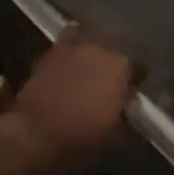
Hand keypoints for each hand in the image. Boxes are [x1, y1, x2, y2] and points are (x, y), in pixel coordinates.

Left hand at [0, 31, 134, 169]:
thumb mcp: (116, 133)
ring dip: (97, 46)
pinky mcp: (51, 50)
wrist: (34, 134)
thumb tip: (127, 101)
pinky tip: (74, 59)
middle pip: (116, 45)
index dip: (138, 78)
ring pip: (93, 36)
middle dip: (118, 58)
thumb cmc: (81, 138)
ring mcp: (73, 45)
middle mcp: (99, 47)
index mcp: (120, 65)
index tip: (135, 88)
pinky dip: (75, 45)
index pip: (139, 65)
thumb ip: (126, 111)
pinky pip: (70, 39)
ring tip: (96, 61)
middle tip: (116, 74)